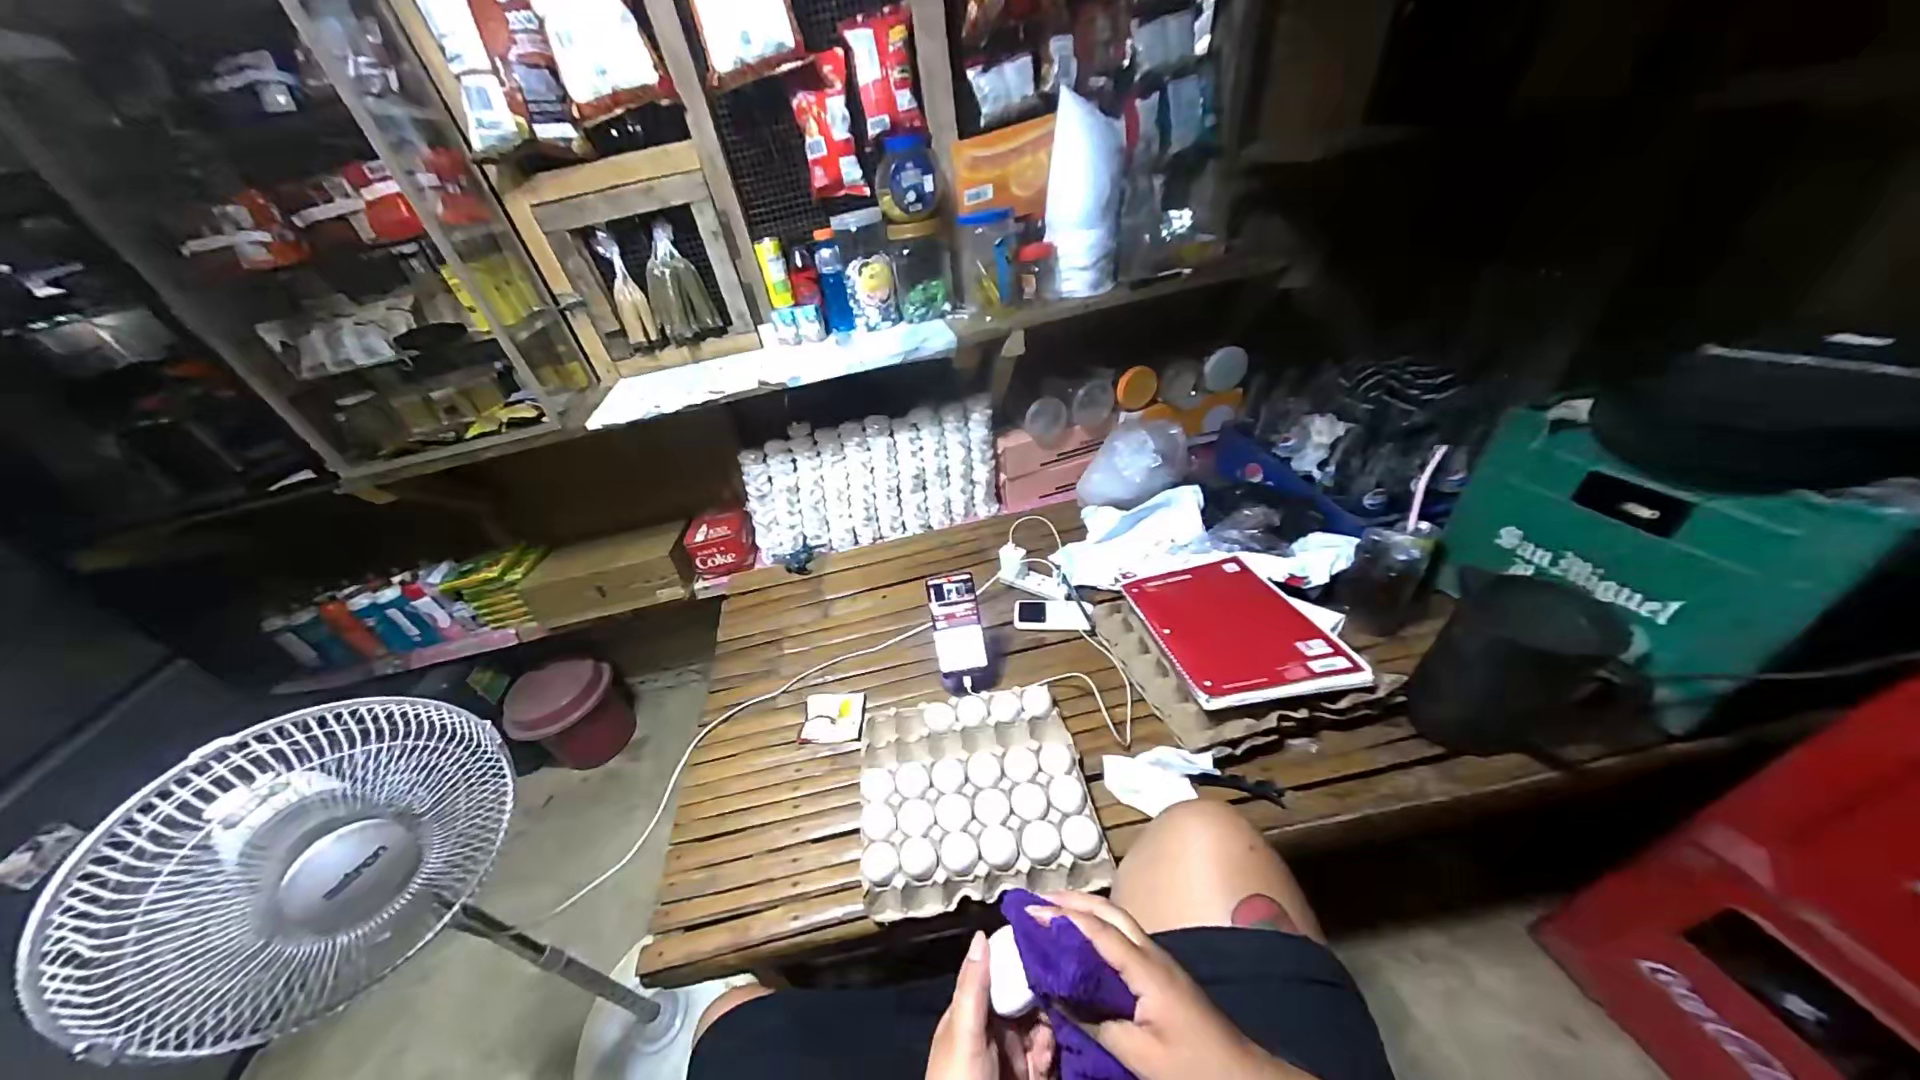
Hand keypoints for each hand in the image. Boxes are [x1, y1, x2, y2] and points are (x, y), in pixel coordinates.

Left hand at [928, 930, 1057, 1079]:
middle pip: (1028, 1000)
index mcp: (973, 1012)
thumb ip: (974, 986)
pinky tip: (1046, 1063)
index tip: (1047, 954)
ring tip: (1044, 1047)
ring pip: (1043, 1027)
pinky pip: (1050, 1056)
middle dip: (1045, 1002)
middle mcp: (995, 1028)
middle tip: (1058, 1004)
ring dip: (1051, 1031)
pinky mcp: (1030, 1076)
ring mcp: (1014, 1056)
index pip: (1001, 975)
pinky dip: (1053, 1055)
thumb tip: (983, 933)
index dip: (1022, 964)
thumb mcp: (963, 1034)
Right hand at [1033, 892, 1313, 1079]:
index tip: (1029, 910)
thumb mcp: (1140, 1054)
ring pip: (1116, 918)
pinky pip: (1122, 934)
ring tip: (1052, 909)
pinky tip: (1082, 936)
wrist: (1244, 1076)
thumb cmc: (1194, 1067)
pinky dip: (1096, 925)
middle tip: (1035, 899)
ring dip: (1084, 908)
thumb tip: (1055, 996)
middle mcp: (1151, 952)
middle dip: (1071, 900)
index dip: (1062, 917)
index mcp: (1145, 968)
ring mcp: (1158, 958)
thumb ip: (1095, 1022)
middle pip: (1108, 911)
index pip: (1097, 930)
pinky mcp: (1161, 970)